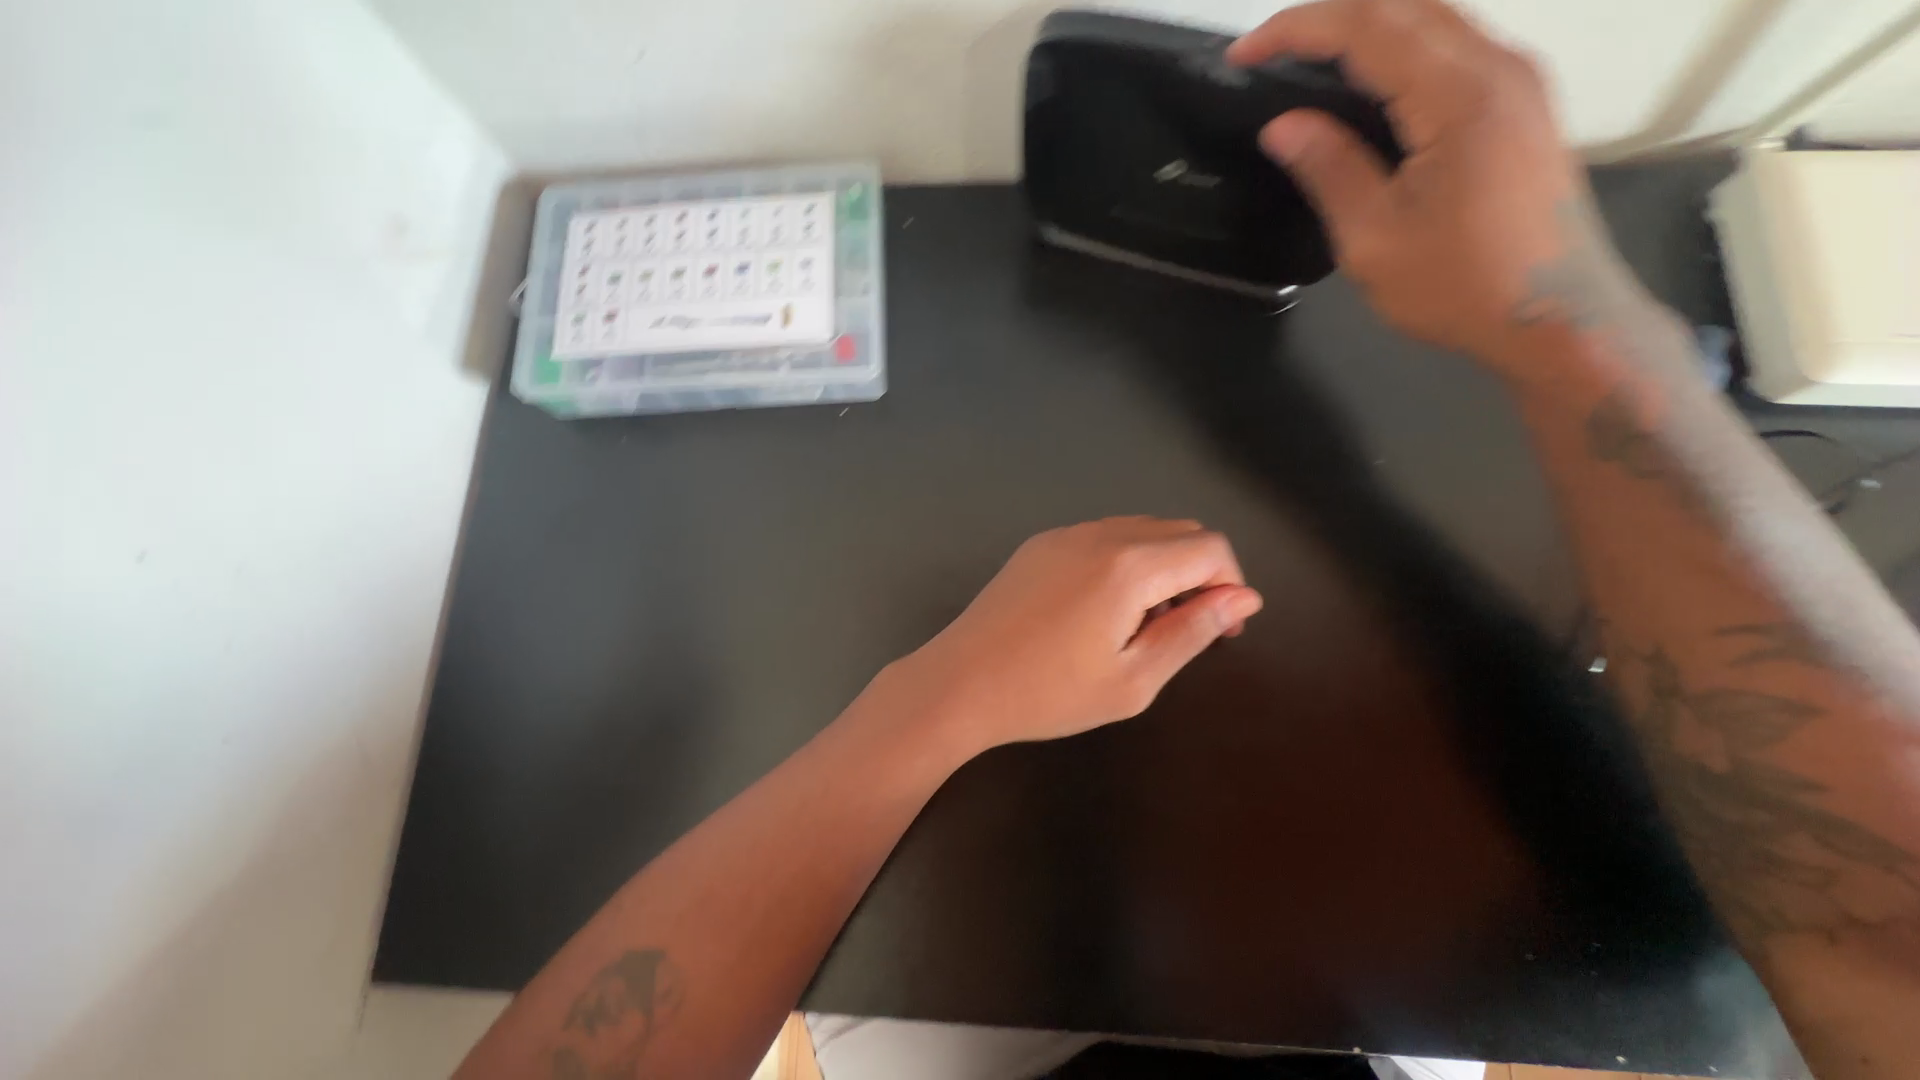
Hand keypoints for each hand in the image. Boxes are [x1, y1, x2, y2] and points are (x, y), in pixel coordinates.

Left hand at [872, 517, 1262, 756]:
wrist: (959, 684)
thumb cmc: (1049, 694)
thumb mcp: (1134, 679)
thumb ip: (1193, 631)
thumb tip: (1243, 598)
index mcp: (1129, 566)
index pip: (1210, 548)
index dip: (1231, 586)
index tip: (1224, 631)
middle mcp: (1099, 534)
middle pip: (1179, 531)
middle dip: (1200, 574)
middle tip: (1188, 630)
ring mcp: (1064, 534)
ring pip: (1141, 530)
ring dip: (1163, 566)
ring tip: (1145, 625)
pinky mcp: (1039, 544)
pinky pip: (1103, 537)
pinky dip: (1125, 561)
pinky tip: (1105, 610)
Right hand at [1228, 0, 1645, 369]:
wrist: (1558, 318)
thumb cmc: (1462, 288)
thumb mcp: (1374, 240)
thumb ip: (1329, 170)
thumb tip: (1283, 125)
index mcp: (1459, 96)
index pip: (1367, 27)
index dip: (1297, 29)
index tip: (1243, 55)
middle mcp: (1499, 67)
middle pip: (1405, 3)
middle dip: (1329, 16)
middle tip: (1270, 52)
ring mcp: (1519, 80)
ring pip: (1436, 15)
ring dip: (1367, 25)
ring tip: (1309, 61)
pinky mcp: (1524, 101)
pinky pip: (1457, 44)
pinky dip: (1402, 45)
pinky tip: (1370, 81)